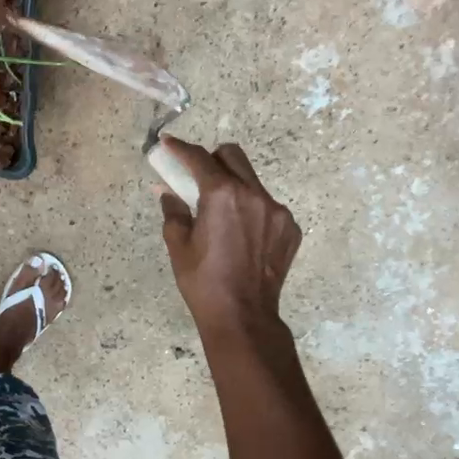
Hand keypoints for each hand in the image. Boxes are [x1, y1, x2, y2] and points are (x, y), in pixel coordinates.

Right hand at [156, 137, 301, 332]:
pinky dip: (250, 208)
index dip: (180, 148)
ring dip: (232, 185)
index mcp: (222, 195)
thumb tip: (168, 191)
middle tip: (196, 177)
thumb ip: (173, 209)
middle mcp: (254, 195)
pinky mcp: (290, 228)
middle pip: (233, 156)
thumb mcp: (177, 243)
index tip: (168, 144)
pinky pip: (266, 205)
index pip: (200, 159)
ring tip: (219, 212)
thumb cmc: (202, 280)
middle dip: (212, 159)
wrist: (243, 315)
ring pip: (251, 180)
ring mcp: (277, 212)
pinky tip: (239, 233)